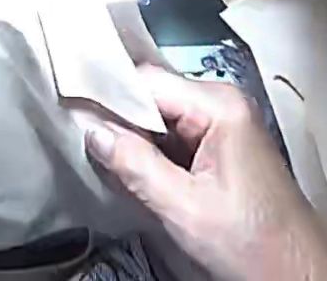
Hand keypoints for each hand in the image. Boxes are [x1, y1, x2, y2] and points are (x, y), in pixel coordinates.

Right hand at [86, 66, 326, 280]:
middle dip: (121, 116)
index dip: (110, 94)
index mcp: (217, 104)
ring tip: (101, 148)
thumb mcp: (187, 211)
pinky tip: (131, 163)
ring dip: (135, 134)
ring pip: (160, 113)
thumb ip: (135, 166)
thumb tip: (89, 127)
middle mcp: (220, 98)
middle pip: (153, 93)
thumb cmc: (252, 246)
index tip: (74, 109)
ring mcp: (222, 119)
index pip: (148, 81)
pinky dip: (152, 147)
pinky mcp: (220, 141)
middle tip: (84, 134)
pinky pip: (174, 131)